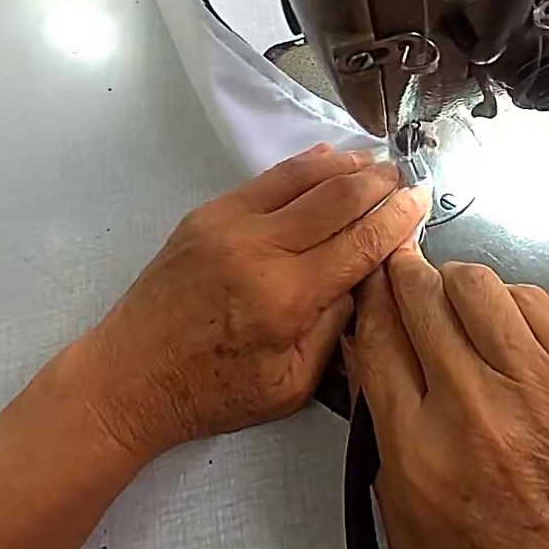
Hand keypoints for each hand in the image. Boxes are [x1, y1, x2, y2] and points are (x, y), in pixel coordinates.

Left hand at [62, 144, 428, 461]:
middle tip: (403, 176)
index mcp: (287, 298)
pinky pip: (267, 178)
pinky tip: (328, 157)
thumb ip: (336, 326)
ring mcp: (230, 223)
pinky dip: (304, 164)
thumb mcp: (291, 385)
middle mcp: (262, 249)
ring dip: (346, 164)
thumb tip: (365, 272)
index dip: (397, 218)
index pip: (360, 243)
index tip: (420, 201)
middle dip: (379, 183)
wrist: (128, 375)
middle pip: (338, 198)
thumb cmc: (213, 391)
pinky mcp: (208, 212)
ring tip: (374, 160)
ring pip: (303, 177)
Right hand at [349, 245, 548, 548]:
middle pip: (422, 297)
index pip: (378, 336)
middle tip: (408, 268)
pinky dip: (512, 298)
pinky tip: (508, 316)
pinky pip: (537, 301)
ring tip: (456, 290)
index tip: (374, 281)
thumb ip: (380, 431)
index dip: (372, 294)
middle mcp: (474, 413)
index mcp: (419, 454)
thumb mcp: (408, 523)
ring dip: (457, 280)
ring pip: (478, 286)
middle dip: (408, 273)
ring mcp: (536, 392)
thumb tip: (367, 356)